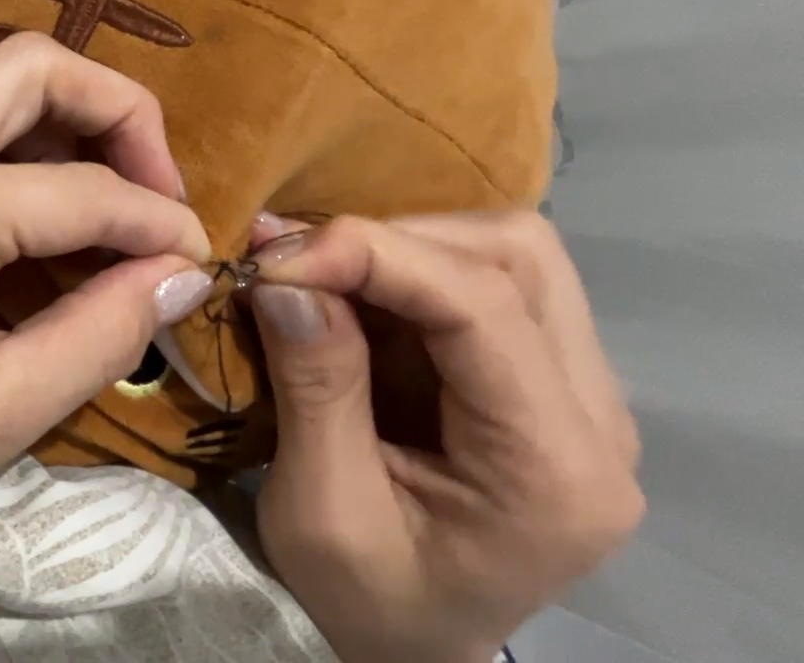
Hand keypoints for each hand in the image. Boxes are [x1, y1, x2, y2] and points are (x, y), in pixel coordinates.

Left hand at [0, 33, 215, 615]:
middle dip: (114, 115)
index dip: (159, 223)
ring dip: (57, 126)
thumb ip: (98, 334)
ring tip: (104, 210)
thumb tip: (177, 274)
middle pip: (29, 69)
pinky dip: (5, 152)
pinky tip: (30, 225)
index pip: (83, 188)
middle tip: (156, 198)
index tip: (199, 266)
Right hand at [247, 213, 643, 662]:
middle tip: (288, 264)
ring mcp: (573, 394)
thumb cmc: (363, 598)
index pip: (483, 307)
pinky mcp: (531, 378)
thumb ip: (315, 390)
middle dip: (390, 240)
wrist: (408, 644)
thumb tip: (284, 281)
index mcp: (553, 470)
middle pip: (518, 258)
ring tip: (310, 276)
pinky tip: (338, 296)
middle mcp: (592, 419)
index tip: (269, 260)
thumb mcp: (320, 510)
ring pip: (504, 255)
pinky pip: (475, 283)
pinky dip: (396, 271)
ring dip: (395, 249)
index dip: (372, 254)